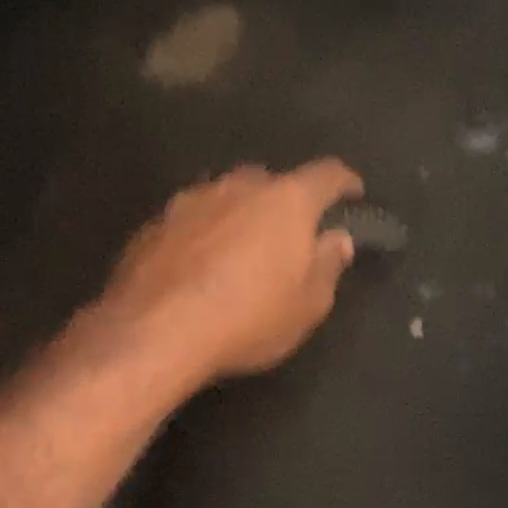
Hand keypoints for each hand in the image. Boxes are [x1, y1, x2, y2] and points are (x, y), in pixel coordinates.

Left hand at [85, 159, 363, 385]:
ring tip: (240, 250)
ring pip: (226, 197)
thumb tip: (337, 239)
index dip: (345, 182)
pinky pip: (192, 221)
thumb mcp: (307, 306)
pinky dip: (203, 235)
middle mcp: (239, 186)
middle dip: (284, 201)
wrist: (153, 333)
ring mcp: (191, 201)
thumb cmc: (247, 318)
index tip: (354, 193)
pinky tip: (199, 267)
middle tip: (290, 234)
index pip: (326, 174)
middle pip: (271, 181)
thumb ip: (327, 265)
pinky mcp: (153, 224)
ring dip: (239, 215)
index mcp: (287, 200)